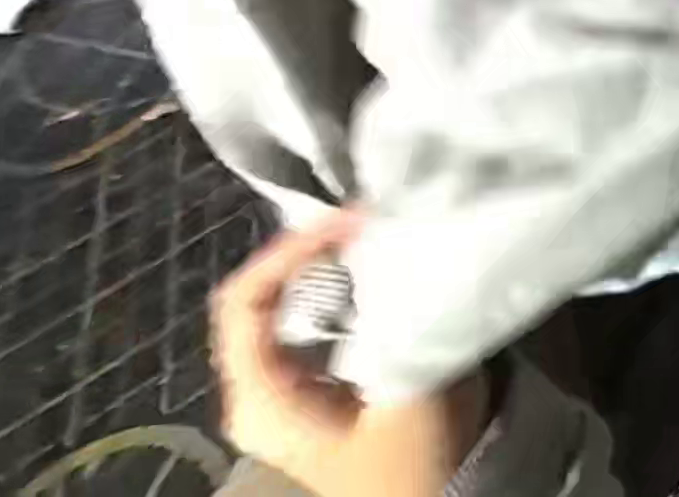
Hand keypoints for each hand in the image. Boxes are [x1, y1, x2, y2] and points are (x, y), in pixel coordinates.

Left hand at [211, 210, 489, 496]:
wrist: (434, 490)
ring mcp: (300, 369)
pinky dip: (365, 271)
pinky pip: (337, 302)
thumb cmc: (410, 453)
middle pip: (272, 289)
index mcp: (262, 394)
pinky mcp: (336, 361)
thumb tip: (400, 253)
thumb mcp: (408, 390)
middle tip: (385, 209)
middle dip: (323, 243)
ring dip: (346, 254)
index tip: (355, 217)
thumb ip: (398, 324)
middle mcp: (266, 376)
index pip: (245, 303)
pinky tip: (402, 254)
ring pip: (305, 292)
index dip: (292, 250)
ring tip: (396, 222)